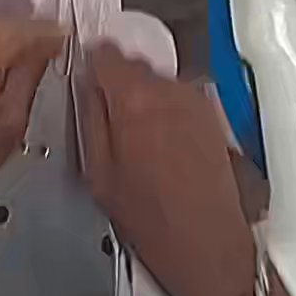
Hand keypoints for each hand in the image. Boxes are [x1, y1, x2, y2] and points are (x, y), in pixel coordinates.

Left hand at [0, 18, 62, 286]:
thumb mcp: (12, 119)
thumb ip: (33, 71)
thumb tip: (50, 43)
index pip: (32, 27)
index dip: (54, 40)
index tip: (67, 52)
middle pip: (10, 26)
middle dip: (29, 45)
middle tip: (46, 70)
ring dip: (8, 50)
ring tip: (21, 80)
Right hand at [78, 43, 256, 295]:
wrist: (208, 243)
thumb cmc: (152, 218)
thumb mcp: (99, 171)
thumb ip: (89, 116)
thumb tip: (85, 85)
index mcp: (132, 99)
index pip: (105, 53)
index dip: (91, 61)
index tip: (87, 71)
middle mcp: (165, 89)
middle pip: (132, 63)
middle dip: (117, 81)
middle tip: (109, 114)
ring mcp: (192, 97)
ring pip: (155, 78)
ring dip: (143, 94)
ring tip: (138, 135)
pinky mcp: (209, 110)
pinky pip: (176, 93)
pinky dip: (166, 106)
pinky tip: (162, 140)